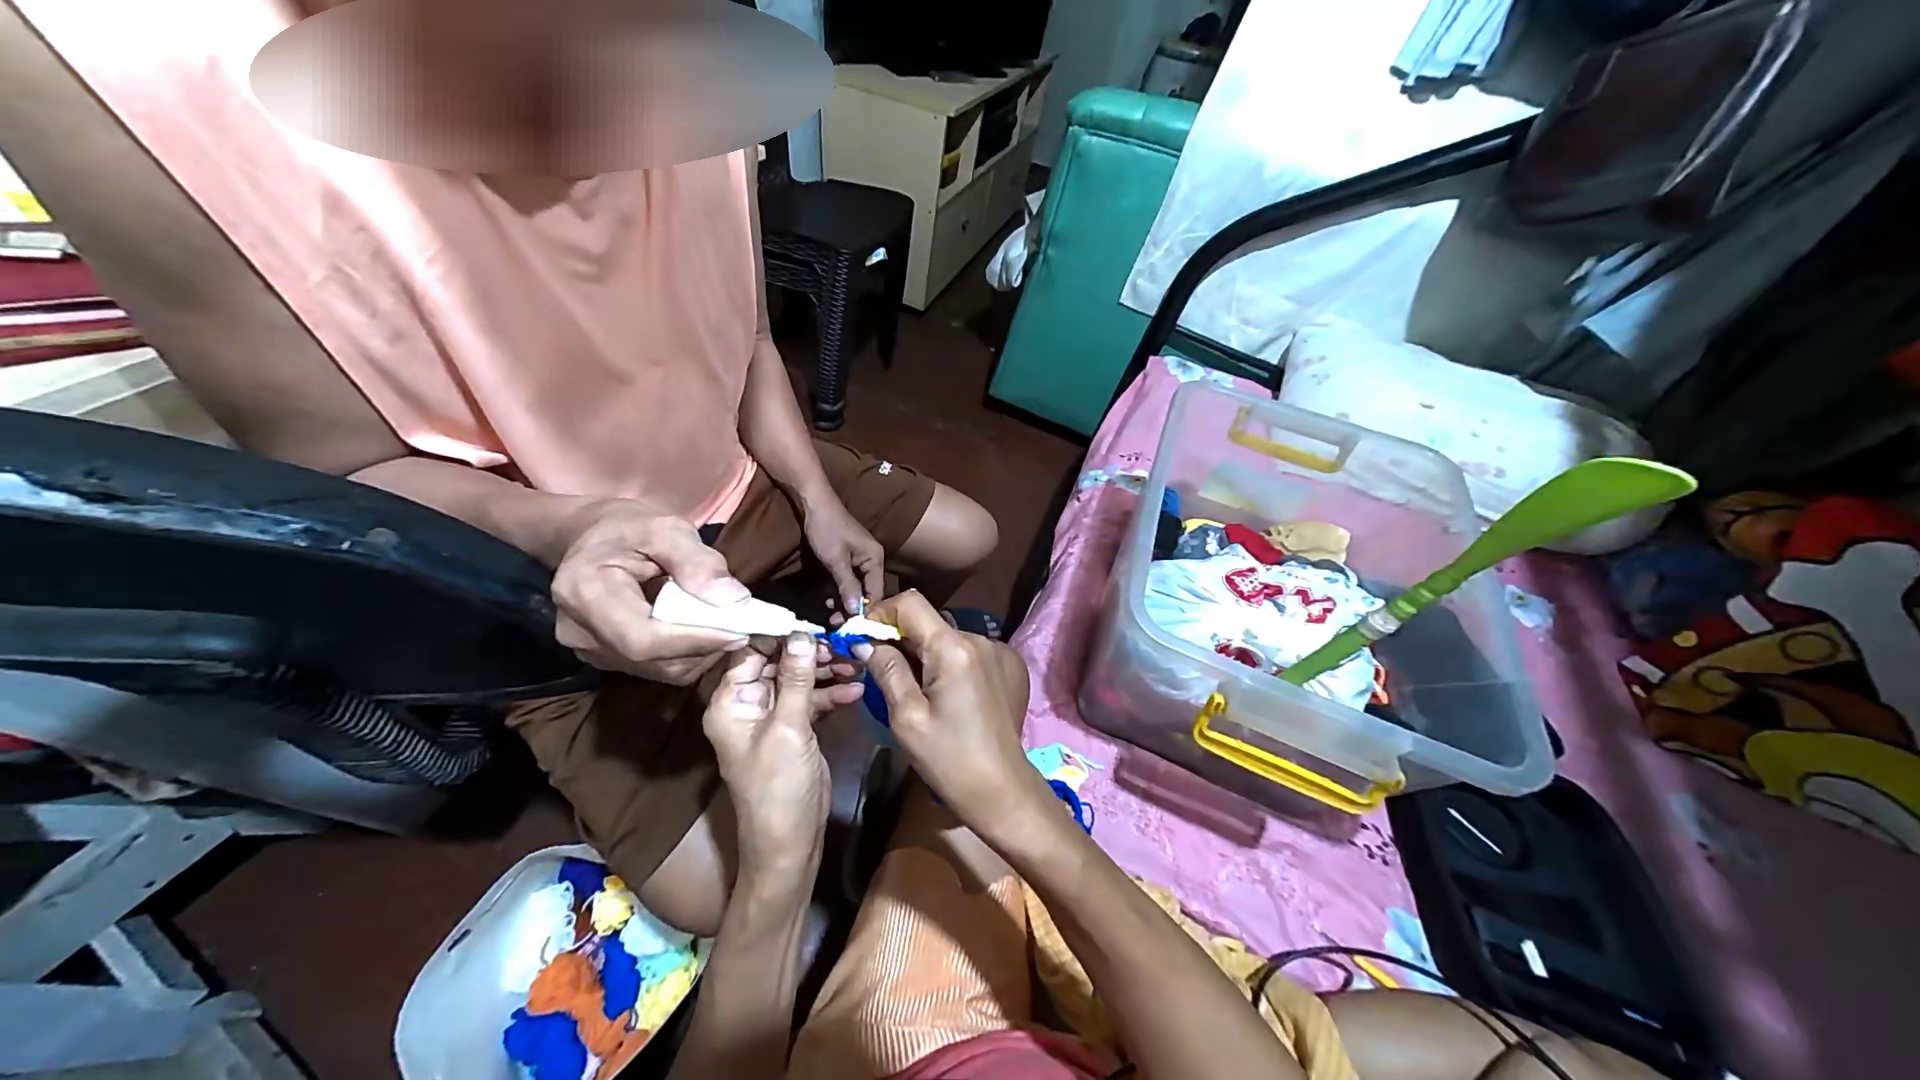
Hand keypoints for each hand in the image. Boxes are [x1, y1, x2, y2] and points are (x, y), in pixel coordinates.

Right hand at [550, 503, 749, 684]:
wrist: (593, 539)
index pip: (642, 638)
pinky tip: (702, 629)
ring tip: (721, 621)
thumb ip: (698, 562)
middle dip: (705, 645)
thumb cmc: (630, 528)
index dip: (695, 640)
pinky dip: (690, 654)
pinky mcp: (607, 660)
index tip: (740, 631)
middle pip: (654, 660)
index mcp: (585, 592)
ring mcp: (590, 651)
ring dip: (701, 652)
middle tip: (741, 624)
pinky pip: (658, 669)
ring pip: (661, 670)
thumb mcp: (667, 528)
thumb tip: (733, 600)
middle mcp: (579, 632)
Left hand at [701, 634, 833, 868]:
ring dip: (824, 672)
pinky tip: (855, 691)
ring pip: (797, 680)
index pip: (749, 653)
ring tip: (854, 664)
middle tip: (841, 644)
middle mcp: (747, 705)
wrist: (790, 842)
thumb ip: (796, 679)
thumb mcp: (789, 729)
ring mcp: (772, 718)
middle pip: (777, 663)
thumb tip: (801, 634)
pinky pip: (811, 701)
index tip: (812, 621)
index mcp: (730, 703)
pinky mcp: (794, 730)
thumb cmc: (779, 787)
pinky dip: (830, 695)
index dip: (778, 635)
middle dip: (809, 652)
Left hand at [801, 494, 884, 614]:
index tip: (852, 628)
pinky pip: (847, 581)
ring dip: (844, 601)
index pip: (876, 593)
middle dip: (853, 609)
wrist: (813, 503)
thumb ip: (847, 586)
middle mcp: (871, 561)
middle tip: (837, 623)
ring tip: (830, 614)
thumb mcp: (836, 560)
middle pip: (867, 592)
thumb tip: (856, 612)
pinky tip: (828, 600)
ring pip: (856, 588)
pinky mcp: (846, 560)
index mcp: (875, 559)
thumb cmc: (826, 529)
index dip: (866, 611)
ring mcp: (859, 560)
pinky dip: (838, 591)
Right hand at [862, 591, 1051, 835]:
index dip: (881, 614)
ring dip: (927, 652)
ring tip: (915, 687)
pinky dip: (952, 663)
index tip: (864, 637)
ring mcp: (1000, 651)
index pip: (910, 603)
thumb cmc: (948, 759)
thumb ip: (887, 670)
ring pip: (950, 637)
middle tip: (880, 666)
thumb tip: (867, 641)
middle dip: (901, 637)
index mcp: (953, 649)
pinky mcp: (1011, 666)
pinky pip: (970, 652)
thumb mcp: (906, 717)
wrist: (1002, 790)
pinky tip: (947, 694)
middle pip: (931, 621)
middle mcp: (981, 639)